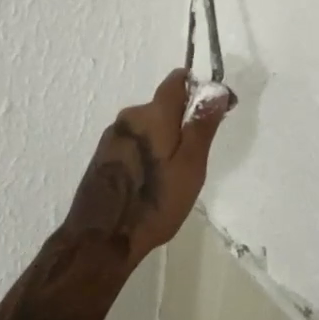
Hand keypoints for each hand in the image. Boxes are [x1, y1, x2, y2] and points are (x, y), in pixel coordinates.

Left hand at [64, 69, 235, 262]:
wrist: (101, 239)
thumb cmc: (154, 203)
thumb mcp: (190, 167)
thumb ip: (202, 125)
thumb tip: (217, 89)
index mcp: (152, 114)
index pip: (178, 80)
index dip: (201, 90)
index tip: (217, 112)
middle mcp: (128, 118)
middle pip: (164, 106)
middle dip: (184, 121)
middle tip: (198, 157)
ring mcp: (112, 137)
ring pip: (149, 126)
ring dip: (165, 139)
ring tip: (175, 175)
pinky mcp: (103, 156)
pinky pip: (135, 142)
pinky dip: (149, 152)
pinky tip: (152, 181)